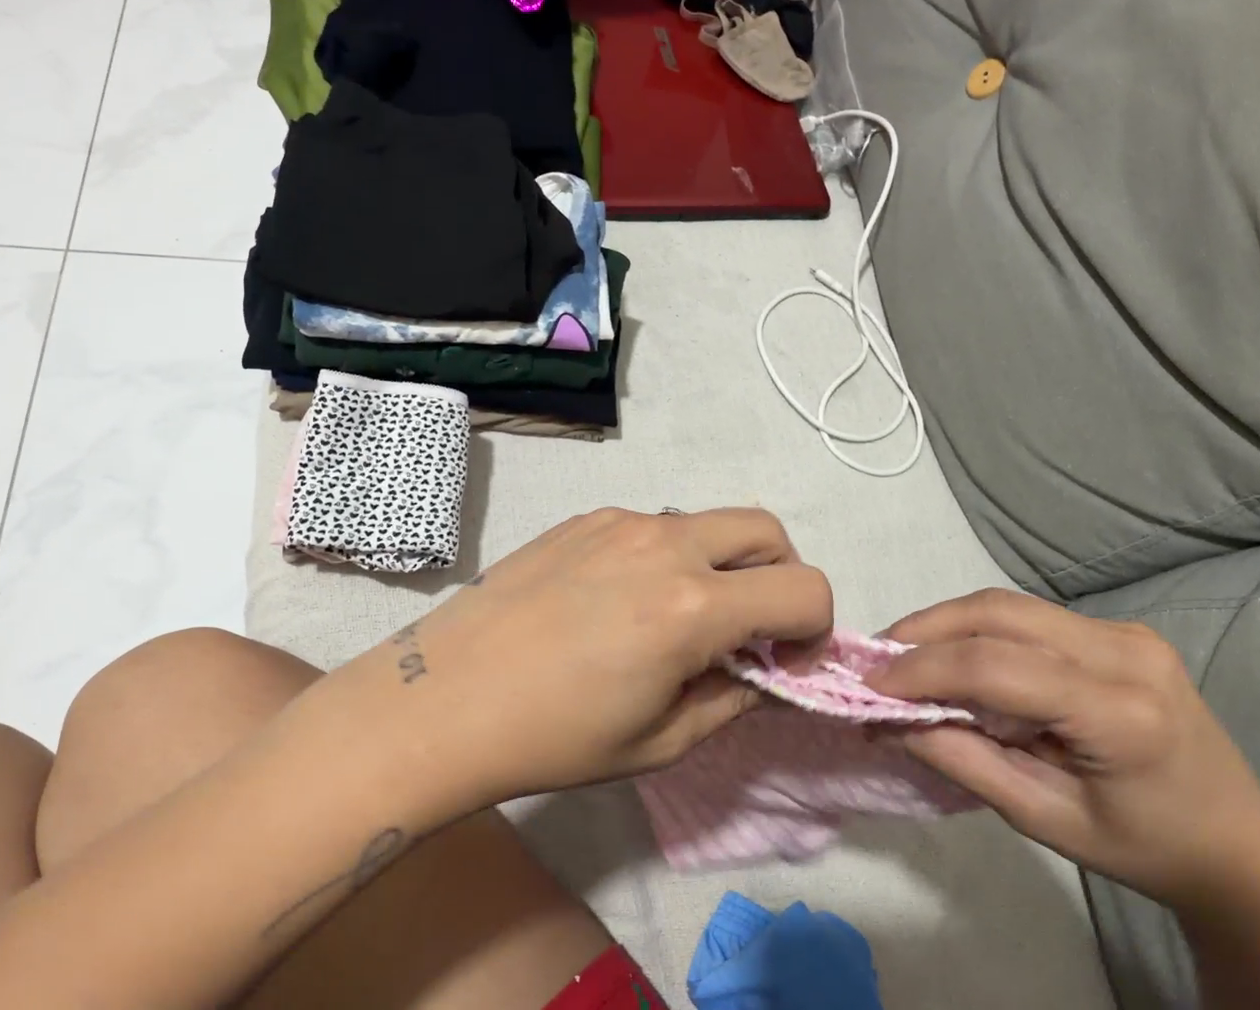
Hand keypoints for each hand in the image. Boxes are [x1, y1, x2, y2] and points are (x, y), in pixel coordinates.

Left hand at [349, 507, 832, 805]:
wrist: (443, 701)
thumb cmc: (555, 738)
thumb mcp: (662, 741)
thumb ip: (734, 697)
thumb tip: (769, 672)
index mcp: (693, 607)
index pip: (804, 589)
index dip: (815, 629)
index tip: (784, 662)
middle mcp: (665, 544)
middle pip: (767, 532)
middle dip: (781, 578)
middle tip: (750, 629)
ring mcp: (619, 522)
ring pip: (707, 524)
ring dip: (721, 564)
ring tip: (677, 618)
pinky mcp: (583, 519)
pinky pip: (653, 526)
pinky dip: (668, 557)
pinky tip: (621, 603)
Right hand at [868, 589, 1259, 909]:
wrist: (1238, 844)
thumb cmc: (1142, 847)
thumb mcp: (1044, 819)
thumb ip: (964, 762)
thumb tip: (888, 721)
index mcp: (1119, 712)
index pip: (997, 666)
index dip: (923, 669)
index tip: (868, 686)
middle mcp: (1126, 653)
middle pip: (999, 614)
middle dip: (925, 630)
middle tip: (876, 661)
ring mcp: (1128, 634)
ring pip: (1010, 606)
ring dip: (947, 625)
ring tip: (904, 658)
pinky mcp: (1121, 632)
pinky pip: (1031, 618)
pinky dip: (979, 632)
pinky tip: (956, 660)